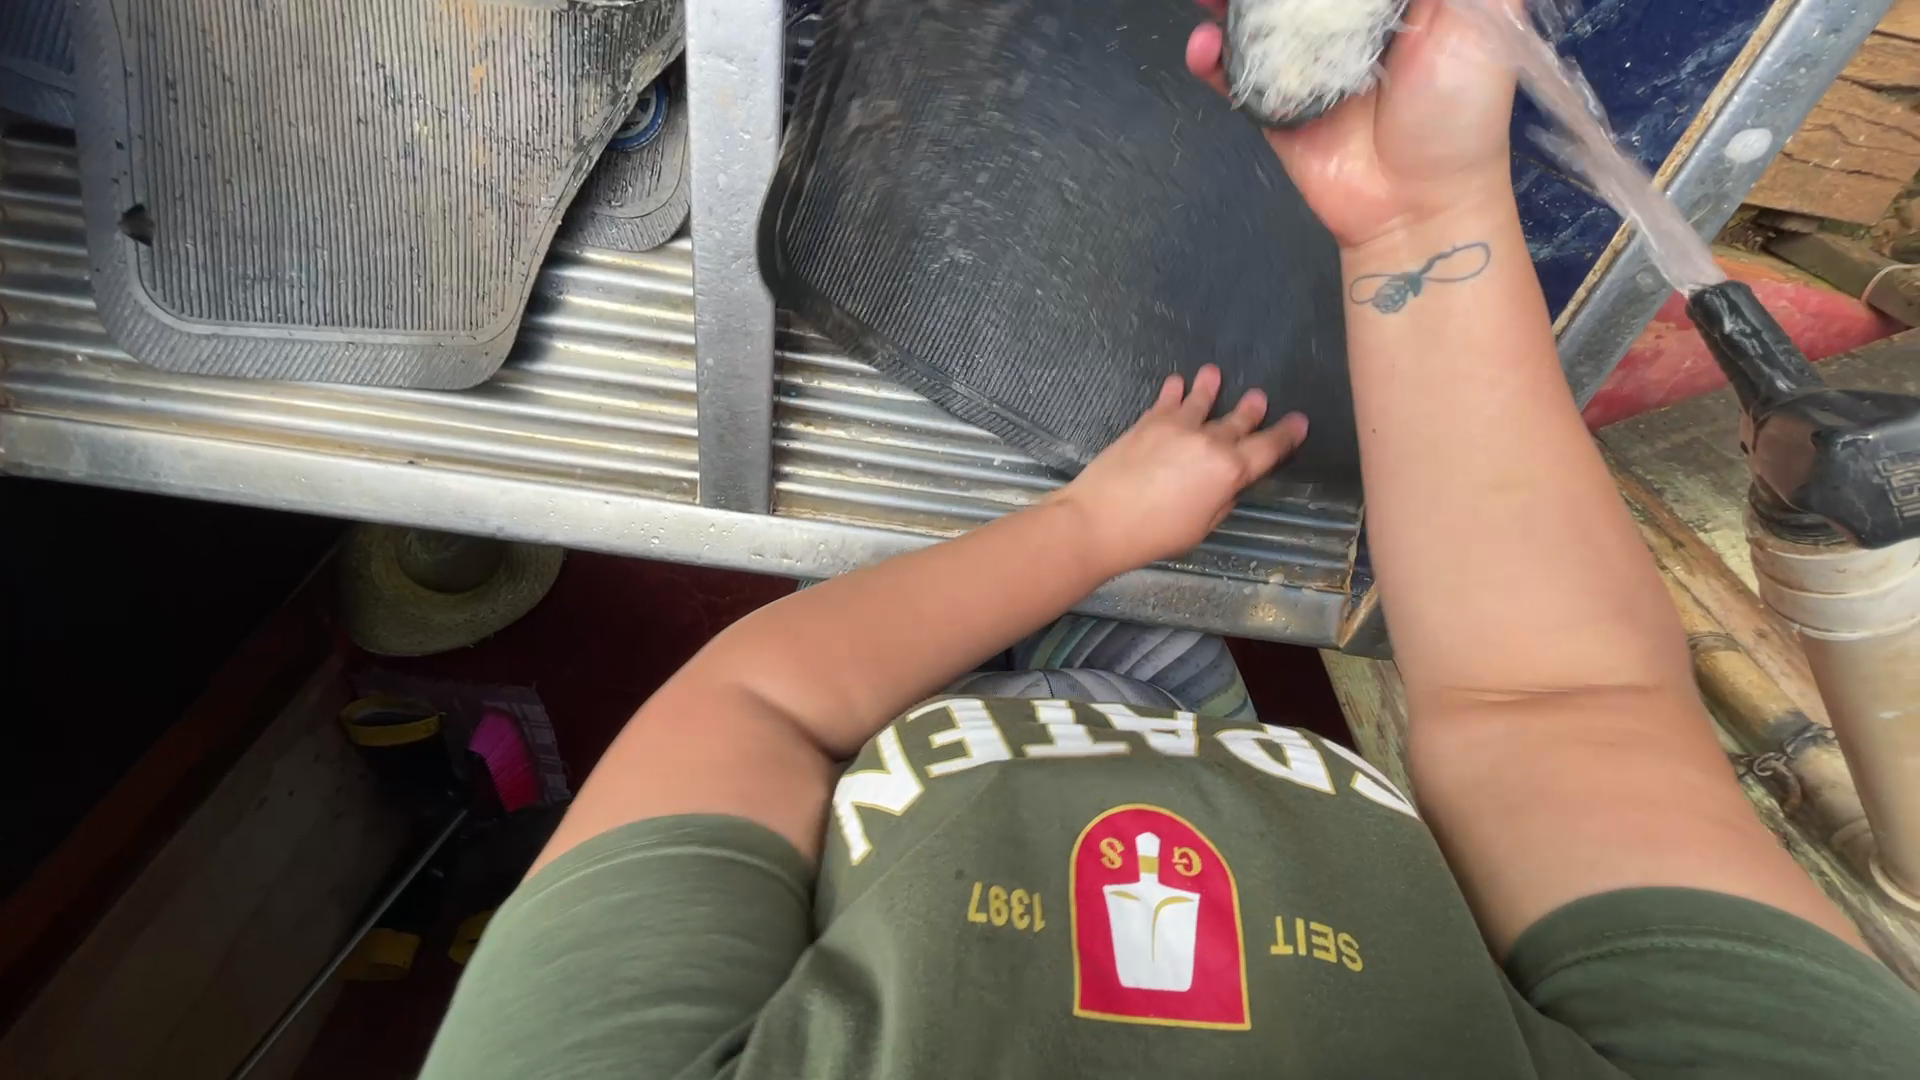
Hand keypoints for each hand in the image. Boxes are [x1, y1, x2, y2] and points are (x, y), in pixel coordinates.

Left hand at [1053, 365, 1307, 573]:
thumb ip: (1221, 501)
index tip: (1299, 422)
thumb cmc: (1153, 535)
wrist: (1100, 519)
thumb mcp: (1201, 528)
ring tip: (1214, 374)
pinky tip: (1177, 381)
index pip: (1269, 449)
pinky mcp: (1147, 422)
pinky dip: (1174, 390)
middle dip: (1251, 410)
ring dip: (1210, 387)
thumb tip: (1228, 485)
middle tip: (1259, 397)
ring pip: (1202, 402)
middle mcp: (1210, 442)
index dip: (1287, 435)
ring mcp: (1177, 427)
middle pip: (1238, 422)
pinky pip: (1166, 400)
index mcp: (1230, 472)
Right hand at [1187, 0, 1517, 248]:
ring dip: (1226, 5)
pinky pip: (1235, 78)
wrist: (1418, 199)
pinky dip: (1212, 61)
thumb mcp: (1479, 11)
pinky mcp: (1274, 108)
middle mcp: (1345, 20)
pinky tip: (1202, 46)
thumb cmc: (1460, 104)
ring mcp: (1304, 65)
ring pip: (1256, 22)